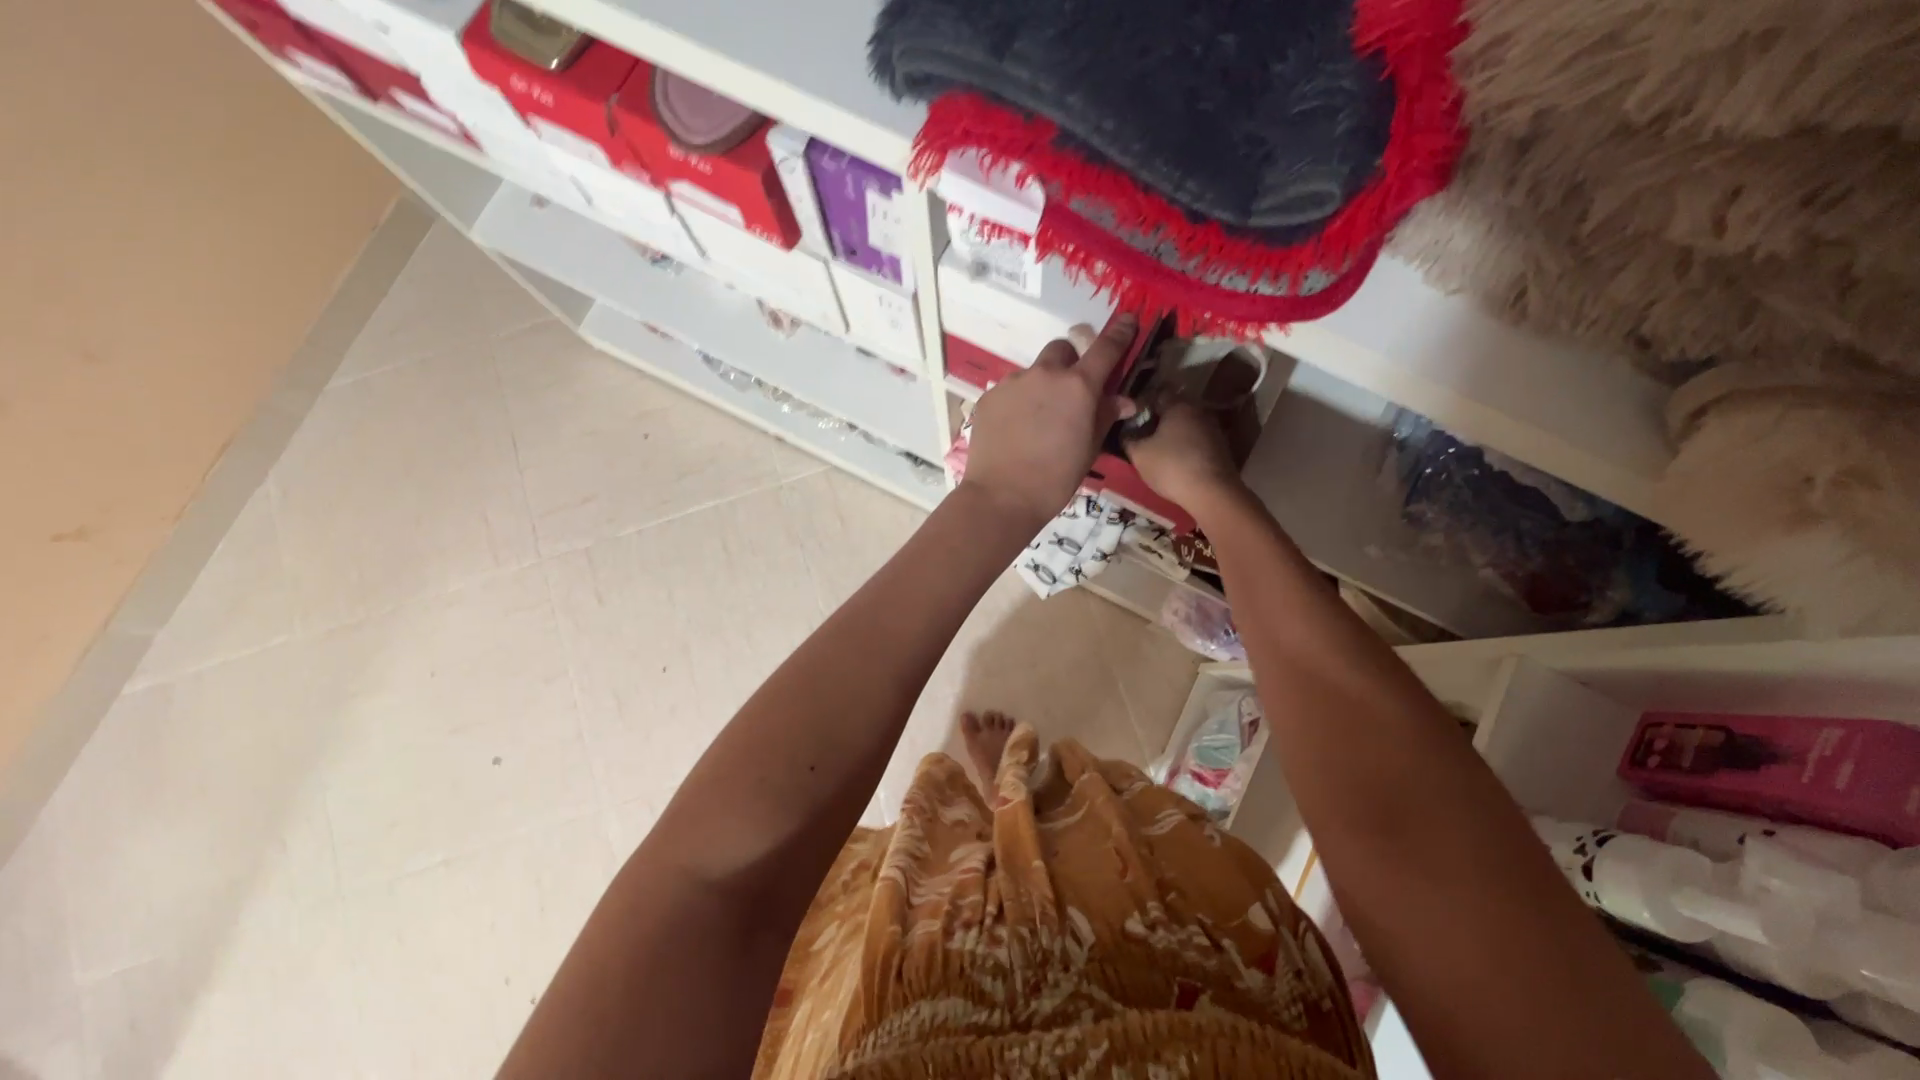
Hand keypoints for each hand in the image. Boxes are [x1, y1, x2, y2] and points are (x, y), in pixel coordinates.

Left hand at [959, 313, 1139, 523]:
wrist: (1003, 495)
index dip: (1119, 333)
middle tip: (1070, 390)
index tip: (1127, 320)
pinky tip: (1015, 430)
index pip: (1105, 349)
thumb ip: (1104, 417)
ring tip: (1037, 420)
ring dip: (1040, 386)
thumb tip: (1122, 400)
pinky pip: (1010, 391)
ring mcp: (1013, 383)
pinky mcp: (989, 397)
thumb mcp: (1089, 449)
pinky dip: (1017, 403)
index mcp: (1078, 386)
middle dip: (1069, 362)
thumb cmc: (1056, 478)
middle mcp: (1045, 374)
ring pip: (1033, 372)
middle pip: (1061, 350)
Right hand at [1122, 399, 1245, 510]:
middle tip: (1143, 434)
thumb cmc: (1171, 467)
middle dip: (1158, 418)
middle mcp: (1198, 410)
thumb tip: (1127, 433)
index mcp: (1178, 405)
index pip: (1157, 393)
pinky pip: (1197, 439)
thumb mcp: (1139, 455)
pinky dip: (1185, 444)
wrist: (1212, 493)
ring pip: (1186, 424)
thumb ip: (1129, 439)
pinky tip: (1176, 459)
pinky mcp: (1220, 446)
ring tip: (1158, 448)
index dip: (1142, 404)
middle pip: (1174, 408)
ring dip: (1173, 433)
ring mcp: (1213, 428)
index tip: (1132, 418)